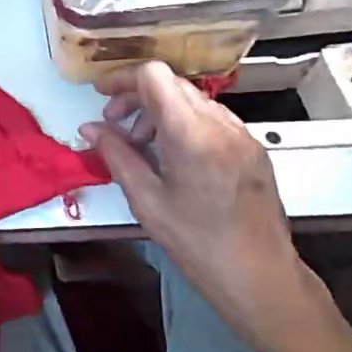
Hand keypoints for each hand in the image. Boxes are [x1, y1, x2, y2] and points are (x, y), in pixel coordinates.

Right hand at [79, 62, 303, 336]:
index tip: (103, 98)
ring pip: (193, 99)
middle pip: (172, 83)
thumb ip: (117, 156)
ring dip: (161, 110)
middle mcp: (220, 122)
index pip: (154, 75)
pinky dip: (186, 123)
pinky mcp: (252, 146)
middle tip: (115, 125)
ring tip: (144, 144)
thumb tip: (90, 129)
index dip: (123, 79)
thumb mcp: (147, 201)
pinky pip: (213, 117)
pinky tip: (175, 156)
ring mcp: (241, 133)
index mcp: (191, 132)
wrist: (261, 276)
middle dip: (138, 96)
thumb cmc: (198, 244)